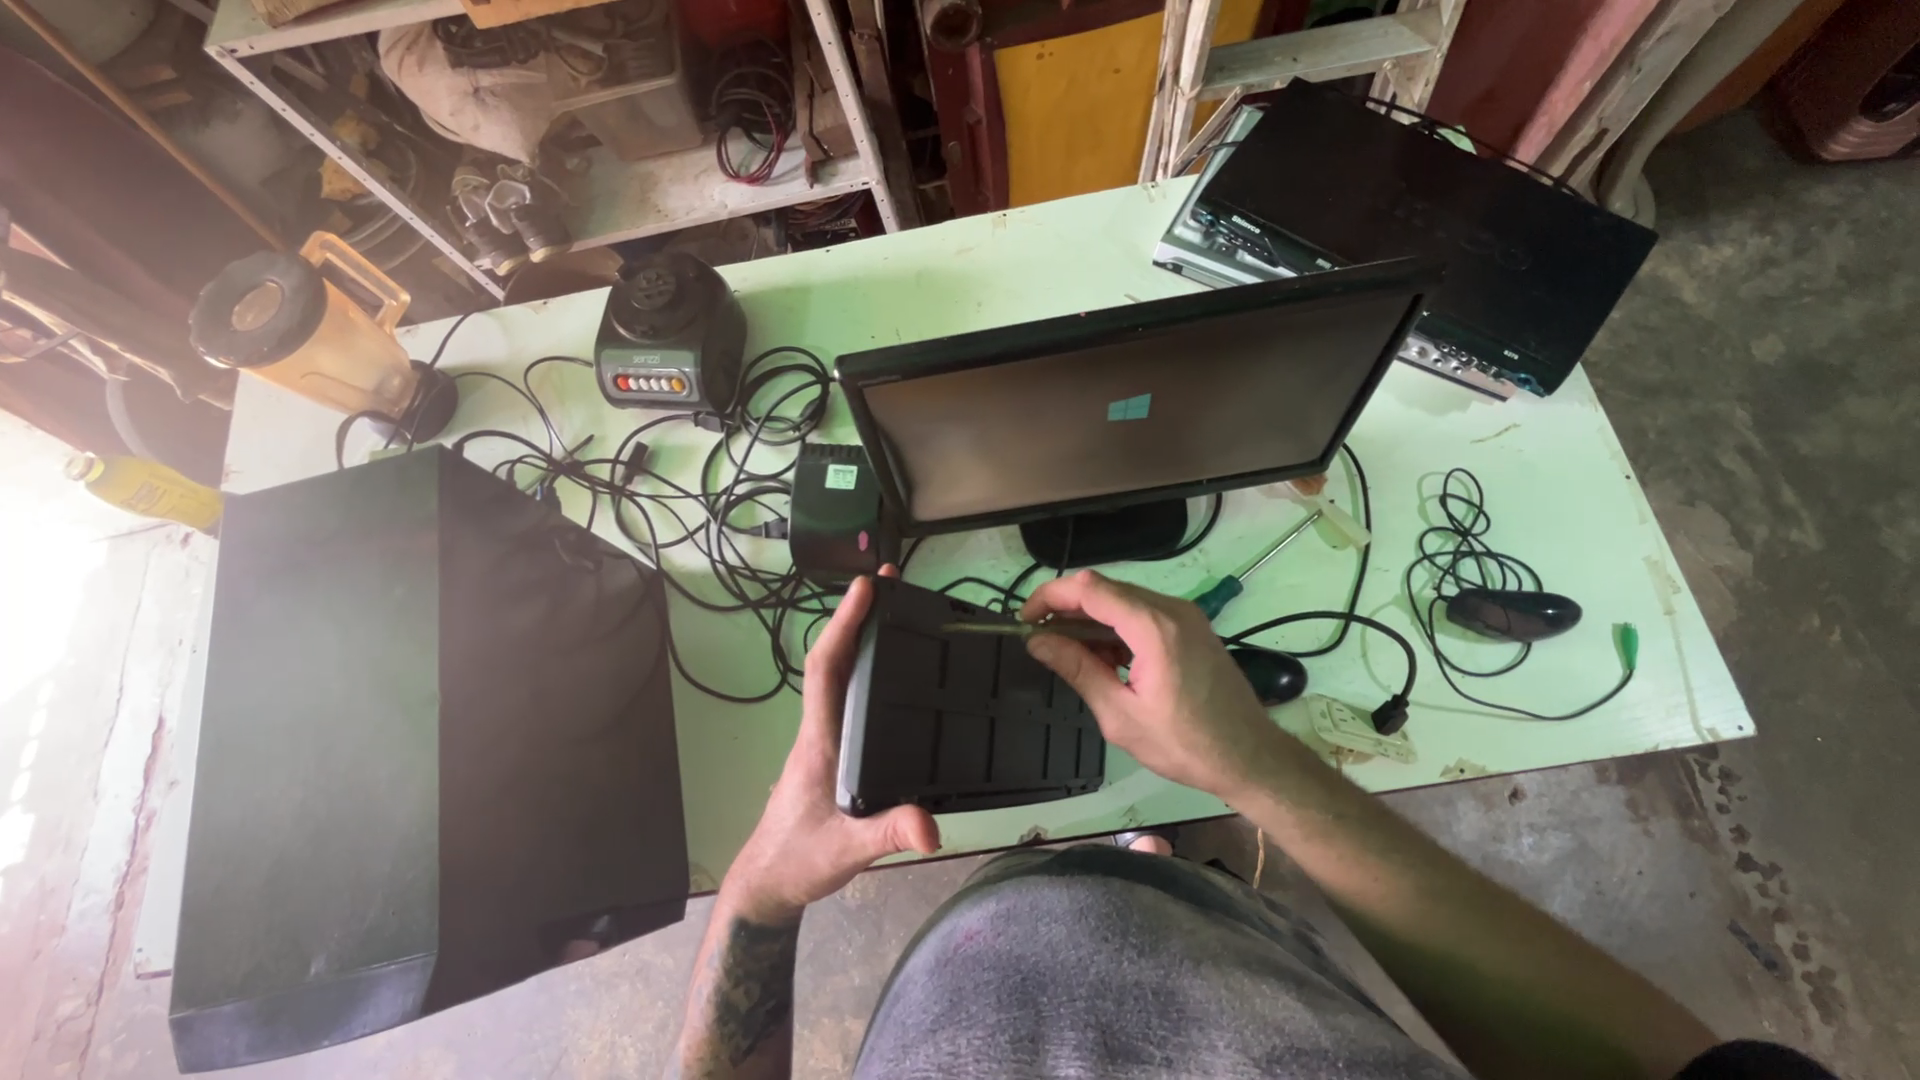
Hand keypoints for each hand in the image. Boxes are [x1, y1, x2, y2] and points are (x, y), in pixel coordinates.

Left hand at [724, 568, 940, 921]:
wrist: (768, 882)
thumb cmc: (797, 859)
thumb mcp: (846, 851)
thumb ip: (886, 836)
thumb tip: (930, 825)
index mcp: (819, 740)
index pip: (827, 668)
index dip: (843, 624)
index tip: (866, 588)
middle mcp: (818, 729)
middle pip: (832, 660)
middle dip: (856, 617)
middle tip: (889, 584)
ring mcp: (822, 739)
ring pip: (837, 676)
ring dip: (859, 639)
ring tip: (894, 613)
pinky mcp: (830, 751)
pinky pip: (846, 697)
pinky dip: (863, 669)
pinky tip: (889, 671)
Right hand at [1021, 570, 1285, 800]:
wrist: (1250, 757)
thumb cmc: (1185, 744)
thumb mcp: (1120, 715)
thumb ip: (1078, 669)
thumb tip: (1037, 642)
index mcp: (1153, 628)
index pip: (1089, 589)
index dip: (1050, 597)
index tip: (1025, 621)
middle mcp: (1170, 609)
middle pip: (1105, 589)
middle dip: (1067, 609)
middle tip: (1041, 639)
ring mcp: (1185, 615)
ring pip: (1123, 599)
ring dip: (1091, 619)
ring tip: (1068, 653)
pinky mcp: (1191, 627)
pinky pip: (1142, 613)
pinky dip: (1116, 627)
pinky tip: (1102, 657)